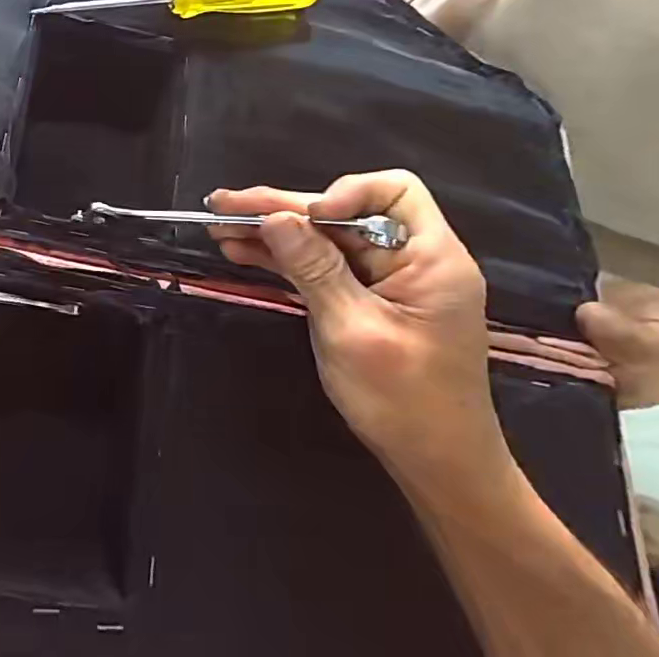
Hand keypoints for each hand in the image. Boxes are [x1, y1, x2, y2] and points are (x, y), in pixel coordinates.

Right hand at [206, 172, 505, 478]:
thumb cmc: (405, 403)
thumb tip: (275, 217)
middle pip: (344, 213)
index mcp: (431, 256)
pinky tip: (245, 252)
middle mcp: (410, 256)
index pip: (393, 192)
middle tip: (225, 206)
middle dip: (285, 209)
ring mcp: (385, 278)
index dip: (345, 192)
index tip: (306, 217)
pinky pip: (323, 265)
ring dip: (275, 232)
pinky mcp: (364, 297)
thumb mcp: (352, 331)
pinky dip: (287, 259)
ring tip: (222, 227)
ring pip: (326, 238)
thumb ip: (314, 269)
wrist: (437, 467)